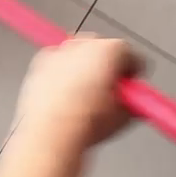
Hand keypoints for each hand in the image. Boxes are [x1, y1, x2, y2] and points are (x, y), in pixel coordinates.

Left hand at [14, 36, 141, 146]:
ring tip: (86, 95)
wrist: (51, 132)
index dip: (133, 73)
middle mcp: (86, 44)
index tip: (131, 87)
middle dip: (108, 66)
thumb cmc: (85, 121)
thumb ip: (134, 98)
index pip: (131, 54)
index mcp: (112, 50)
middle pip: (105, 48)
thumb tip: (132, 100)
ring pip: (80, 54)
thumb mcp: (125, 114)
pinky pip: (59, 63)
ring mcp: (62, 50)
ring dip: (85, 68)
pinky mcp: (41, 61)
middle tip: (109, 89)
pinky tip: (67, 96)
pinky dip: (64, 73)